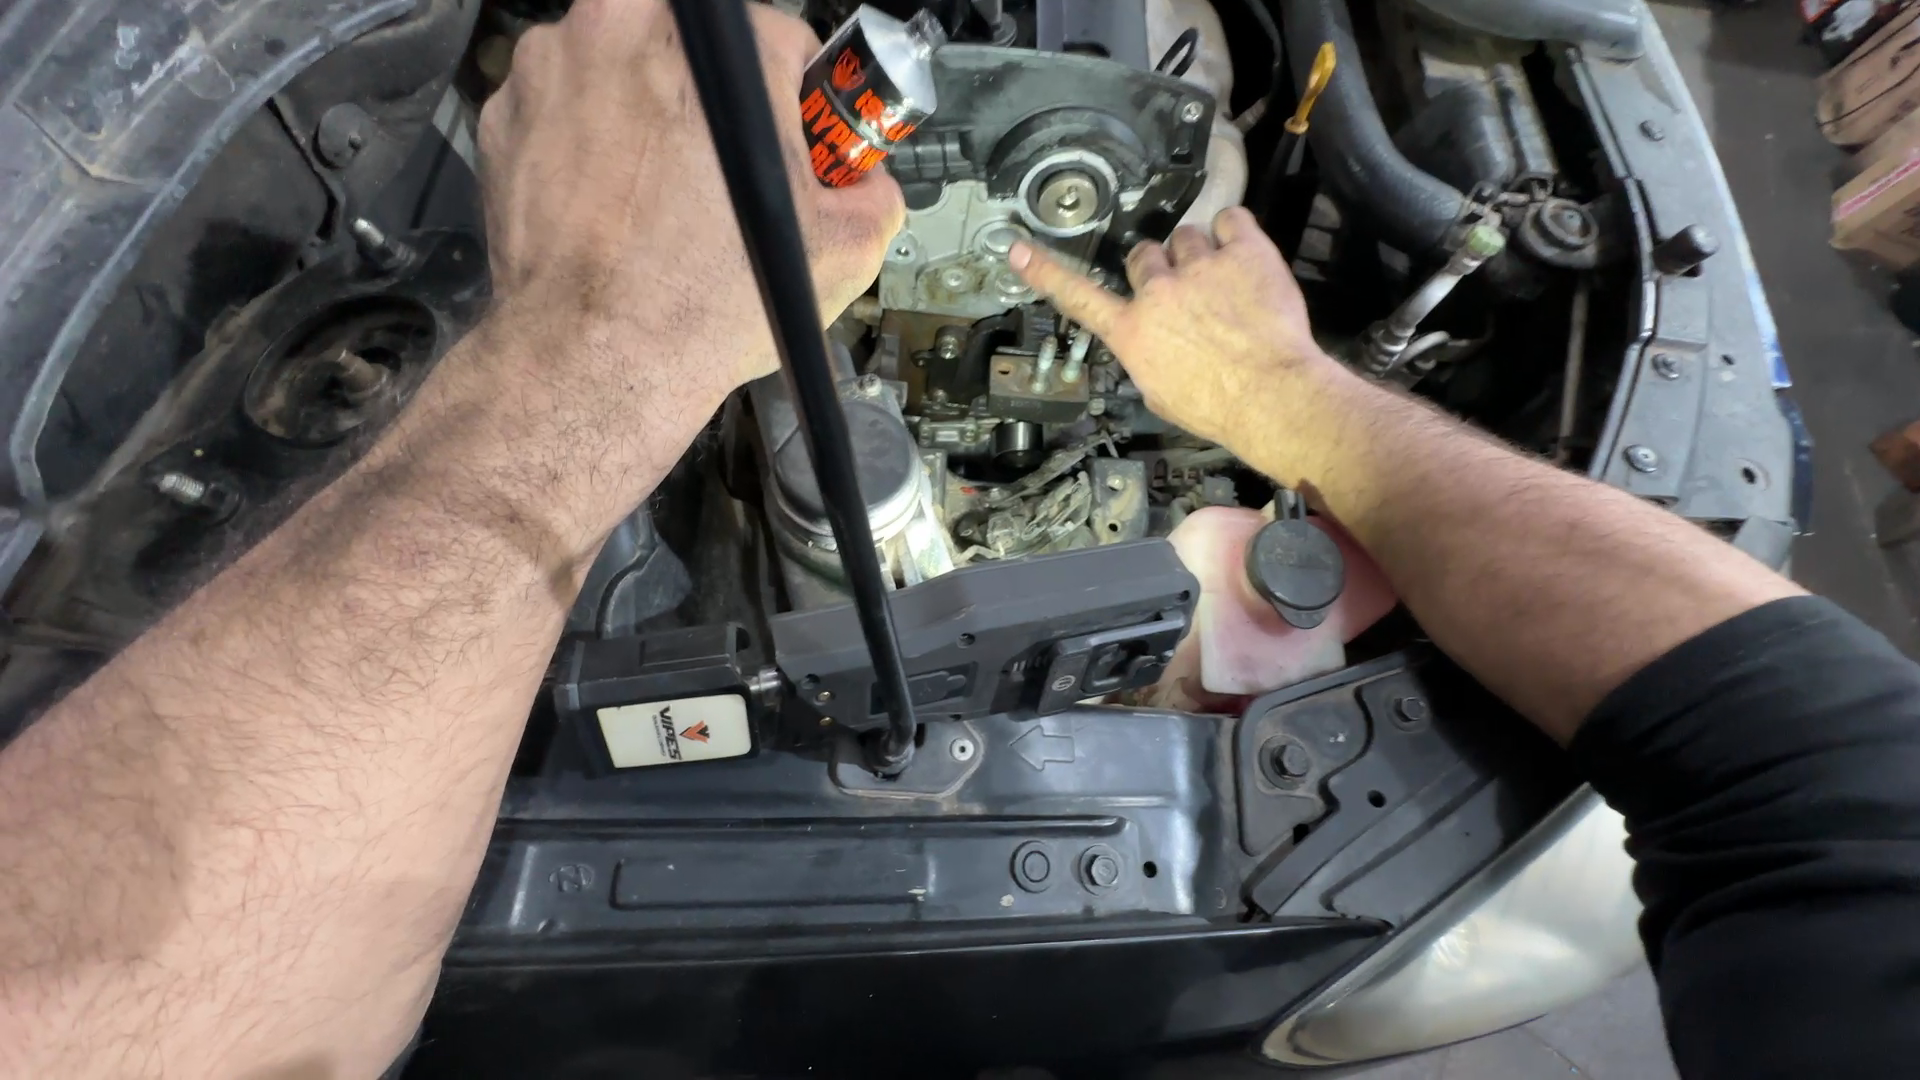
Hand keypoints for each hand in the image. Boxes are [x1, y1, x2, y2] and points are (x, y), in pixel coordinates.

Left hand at [478, 0, 904, 408]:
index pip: (788, 46)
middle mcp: (627, 27)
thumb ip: (876, 197)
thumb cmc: (707, 305)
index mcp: (722, 50)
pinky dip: (601, 149)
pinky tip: (625, 212)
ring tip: (673, 210)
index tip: (795, 155)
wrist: (602, 357)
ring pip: (634, 77)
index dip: (801, 113)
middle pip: (705, 59)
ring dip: (659, 125)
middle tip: (730, 188)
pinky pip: (576, 111)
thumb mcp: (844, 255)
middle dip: (725, 114)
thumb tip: (869, 185)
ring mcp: (555, 65)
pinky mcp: (508, 112)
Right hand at [1010, 208, 1345, 448]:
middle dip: (1157, 269)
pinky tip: (1240, 258)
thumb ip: (1144, 355)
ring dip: (1197, 254)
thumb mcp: (1158, 393)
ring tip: (1219, 281)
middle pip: (1142, 255)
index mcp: (1131, 331)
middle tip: (1181, 290)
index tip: (1019, 250)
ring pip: (1186, 236)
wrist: (1269, 396)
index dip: (1045, 272)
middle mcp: (1157, 292)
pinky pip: (1230, 221)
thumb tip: (1147, 342)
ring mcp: (1199, 266)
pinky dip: (1233, 235)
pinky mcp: (1243, 251)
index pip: (1077, 296)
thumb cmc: (1213, 406)